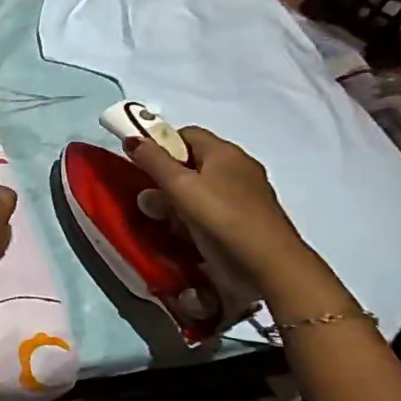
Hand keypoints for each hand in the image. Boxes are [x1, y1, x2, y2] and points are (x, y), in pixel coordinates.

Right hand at [122, 127, 313, 284]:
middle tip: (151, 201)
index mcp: (225, 153)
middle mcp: (237, 169)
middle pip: (190, 164)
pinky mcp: (244, 221)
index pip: (186, 134)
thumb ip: (153, 161)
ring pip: (198, 190)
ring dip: (175, 204)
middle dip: (164, 181)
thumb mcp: (180, 186)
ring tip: (165, 222)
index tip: (142, 166)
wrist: (269, 266)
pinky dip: (193, 219)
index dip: (160, 145)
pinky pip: (210, 211)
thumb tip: (131, 138)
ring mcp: (244, 196)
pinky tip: (185, 235)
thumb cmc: (221, 217)